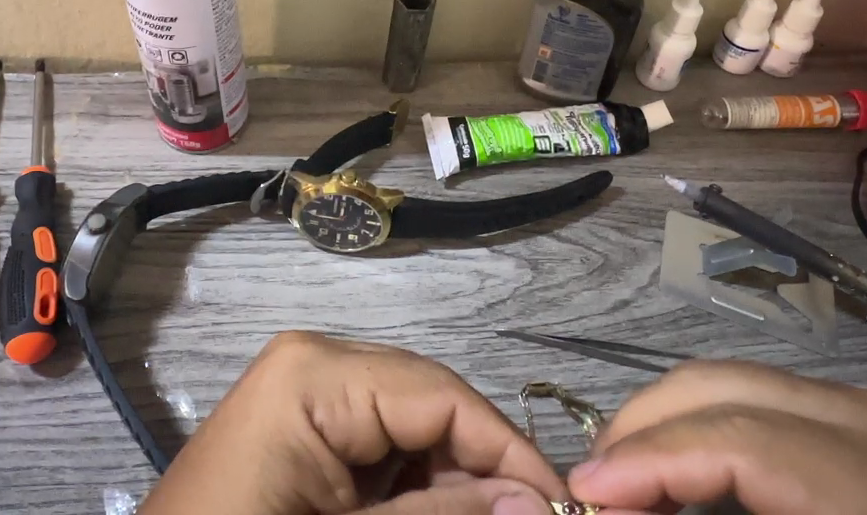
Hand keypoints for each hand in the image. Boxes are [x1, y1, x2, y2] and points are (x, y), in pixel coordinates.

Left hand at [142, 331, 565, 514]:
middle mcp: (315, 365)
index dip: (508, 451)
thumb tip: (539, 506)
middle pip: (429, 405)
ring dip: (450, 487)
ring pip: (410, 430)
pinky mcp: (302, 431)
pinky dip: (412, 493)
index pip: (440, 393)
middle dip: (480, 471)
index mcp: (317, 373)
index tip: (564, 510)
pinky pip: (378, 450)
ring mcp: (306, 396)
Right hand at [564, 360, 866, 514]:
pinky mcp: (861, 416)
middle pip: (720, 387)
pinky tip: (677, 469)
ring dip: (664, 425)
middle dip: (641, 429)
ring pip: (728, 380)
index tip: (586, 492)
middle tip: (593, 485)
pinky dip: (701, 426)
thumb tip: (609, 509)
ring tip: (624, 480)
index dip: (653, 461)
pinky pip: (755, 398)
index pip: (740, 440)